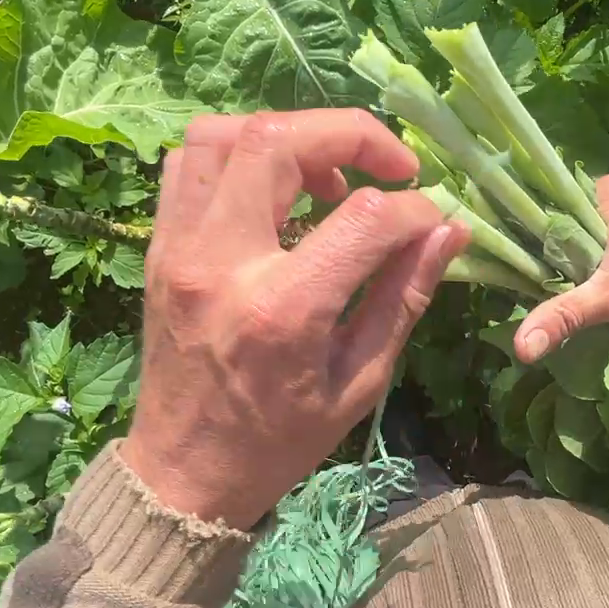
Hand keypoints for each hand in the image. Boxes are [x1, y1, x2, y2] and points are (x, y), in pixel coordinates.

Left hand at [121, 110, 470, 528]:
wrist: (184, 472)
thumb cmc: (283, 440)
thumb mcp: (362, 381)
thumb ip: (406, 297)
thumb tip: (449, 231)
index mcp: (285, 310)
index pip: (366, 218)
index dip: (415, 208)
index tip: (432, 222)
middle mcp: (223, 262)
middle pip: (280, 141)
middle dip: (352, 135)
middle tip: (392, 167)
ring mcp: (179, 248)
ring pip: (223, 135)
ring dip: (290, 136)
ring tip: (330, 176)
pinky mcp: (159, 247)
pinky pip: (188, 162)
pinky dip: (239, 154)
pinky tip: (275, 190)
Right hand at [513, 174, 608, 362]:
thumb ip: (565, 316)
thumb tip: (519, 348)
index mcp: (606, 189)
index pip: (554, 204)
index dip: (537, 232)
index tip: (522, 257)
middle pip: (579, 218)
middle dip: (567, 246)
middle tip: (548, 278)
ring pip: (606, 227)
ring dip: (596, 250)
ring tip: (576, 280)